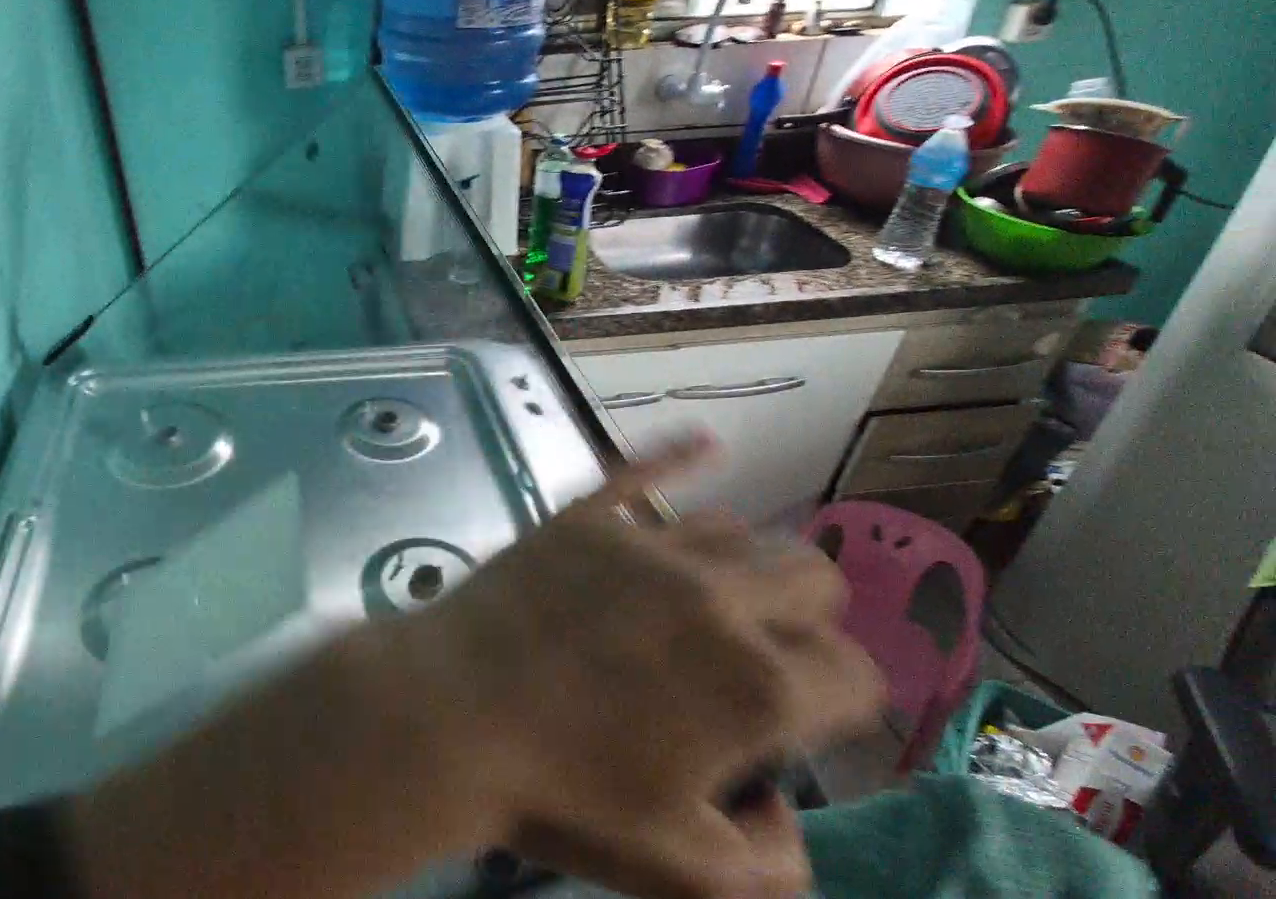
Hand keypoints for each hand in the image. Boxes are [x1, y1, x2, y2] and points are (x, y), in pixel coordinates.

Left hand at [389, 437, 882, 897]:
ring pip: (738, 529)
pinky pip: (643, 469)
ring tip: (708, 597)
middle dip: (806, 619)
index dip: (836, 701)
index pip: (854, 674)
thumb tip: (783, 811)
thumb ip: (771, 864)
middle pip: (813, 579)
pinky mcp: (582, 518)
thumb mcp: (681, 874)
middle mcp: (716, 599)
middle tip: (760, 652)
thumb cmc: (558, 796)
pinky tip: (708, 443)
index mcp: (756, 687)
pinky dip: (681, 455)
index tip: (798, 718)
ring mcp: (645, 546)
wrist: (445, 717)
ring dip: (741, 565)